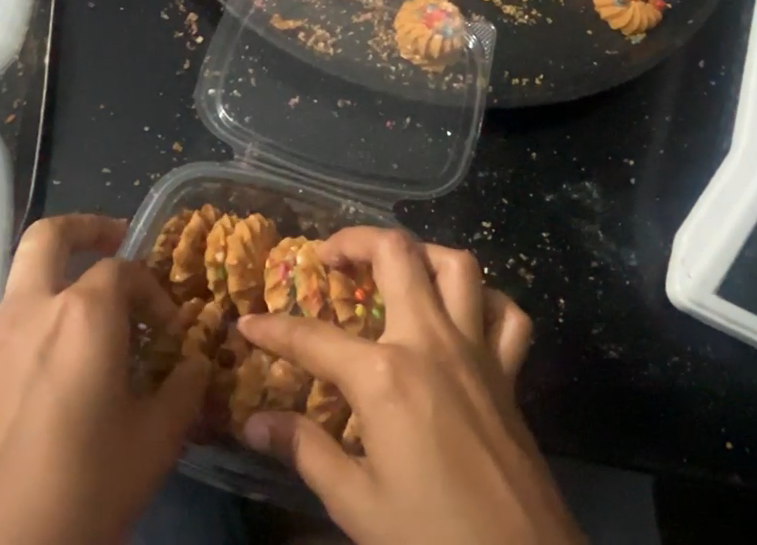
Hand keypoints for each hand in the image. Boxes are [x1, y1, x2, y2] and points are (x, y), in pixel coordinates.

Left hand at [0, 215, 208, 544]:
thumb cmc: (83, 487)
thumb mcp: (156, 440)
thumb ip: (183, 388)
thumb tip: (193, 363)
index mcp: (81, 314)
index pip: (124, 270)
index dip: (154, 293)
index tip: (171, 333)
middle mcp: (30, 311)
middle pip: (49, 236)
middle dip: (87, 229)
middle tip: (117, 243)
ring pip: (24, 280)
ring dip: (60, 281)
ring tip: (95, 326)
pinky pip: (9, 326)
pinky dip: (38, 323)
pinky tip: (60, 376)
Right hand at [237, 228, 581, 544]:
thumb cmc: (430, 535)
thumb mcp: (356, 502)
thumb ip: (305, 451)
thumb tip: (255, 423)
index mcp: (384, 376)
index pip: (313, 338)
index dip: (273, 328)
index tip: (248, 323)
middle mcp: (430, 343)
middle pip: (396, 256)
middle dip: (354, 241)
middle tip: (329, 257)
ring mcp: (476, 351)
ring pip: (457, 265)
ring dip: (421, 254)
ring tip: (394, 268)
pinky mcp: (508, 372)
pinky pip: (507, 313)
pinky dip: (485, 300)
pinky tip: (462, 313)